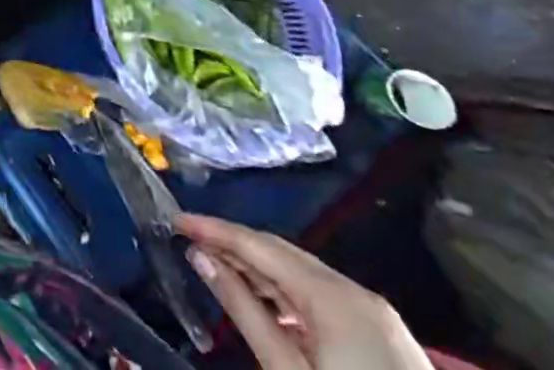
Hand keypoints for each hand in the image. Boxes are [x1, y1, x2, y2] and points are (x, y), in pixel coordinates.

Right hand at [177, 214, 433, 369]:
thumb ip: (242, 308)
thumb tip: (200, 257)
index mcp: (334, 298)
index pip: (259, 245)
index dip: (213, 229)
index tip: (174, 220)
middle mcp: (356, 293)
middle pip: (281, 251)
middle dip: (232, 242)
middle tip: (186, 239)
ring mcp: (374, 314)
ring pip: (301, 271)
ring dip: (256, 265)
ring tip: (213, 264)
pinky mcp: (380, 333)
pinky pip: (320, 294)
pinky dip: (282, 289)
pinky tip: (258, 297)